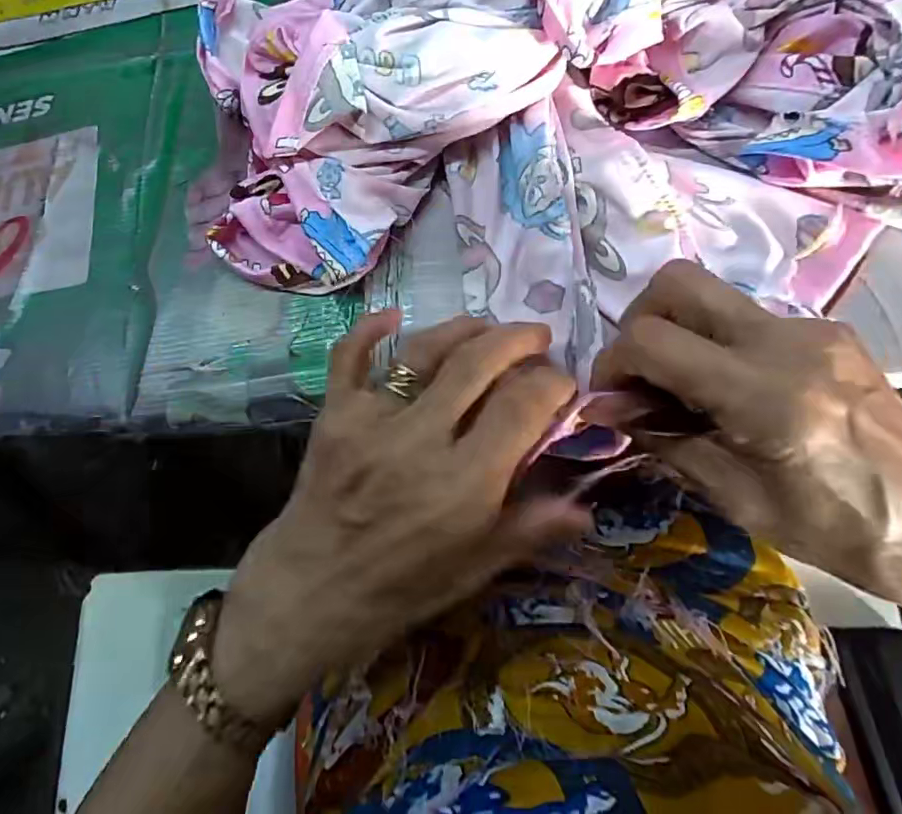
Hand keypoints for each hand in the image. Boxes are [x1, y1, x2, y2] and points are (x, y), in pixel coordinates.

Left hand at [213, 313, 592, 725]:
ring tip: (486, 326)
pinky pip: (348, 357)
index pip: (522, 406)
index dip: (551, 384)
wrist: (315, 586)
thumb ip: (529, 529)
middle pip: (477, 363)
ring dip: (461, 329)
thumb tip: (586, 505)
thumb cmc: (402, 586)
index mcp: (465, 483)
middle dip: (516, 340)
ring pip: (422, 351)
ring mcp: (370, 419)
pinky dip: (369, 330)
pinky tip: (392, 315)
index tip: (562, 381)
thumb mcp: (475, 569)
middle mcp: (420, 439)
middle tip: (536, 336)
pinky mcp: (333, 412)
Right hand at [589, 260, 901, 613]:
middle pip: (675, 282)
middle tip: (639, 372)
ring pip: (709, 293)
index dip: (611, 364)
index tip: (610, 399)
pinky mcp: (829, 333)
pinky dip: (714, 342)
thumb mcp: (734, 495)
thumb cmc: (839, 532)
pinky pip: (745, 316)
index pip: (649, 340)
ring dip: (676, 330)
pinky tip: (727, 391)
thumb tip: (600, 406)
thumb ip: (660, 436)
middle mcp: (786, 342)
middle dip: (637, 321)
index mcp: (764, 393)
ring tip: (680, 387)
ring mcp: (812, 330)